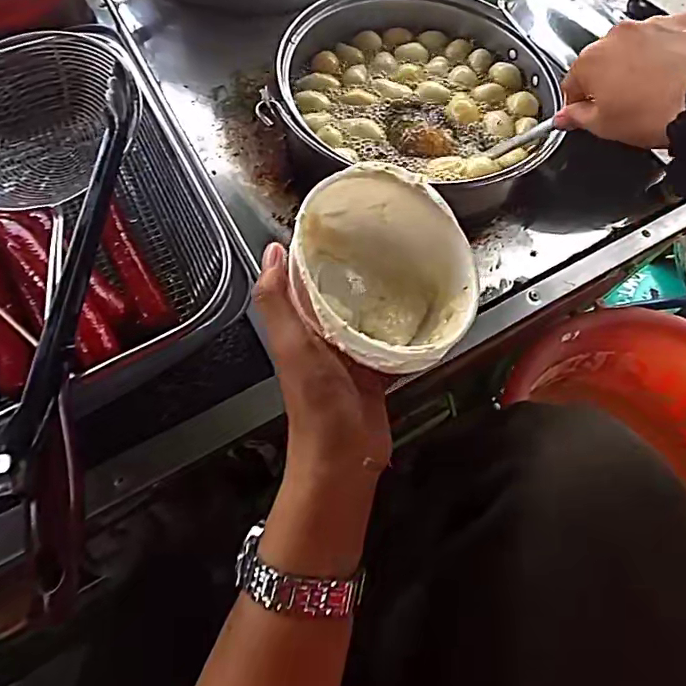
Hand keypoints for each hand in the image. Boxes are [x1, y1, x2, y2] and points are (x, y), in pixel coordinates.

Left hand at [251, 242, 390, 483]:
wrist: (344, 458)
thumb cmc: (317, 405)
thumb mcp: (292, 345)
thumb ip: (277, 302)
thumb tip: (272, 254)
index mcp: (296, 327)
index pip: (300, 281)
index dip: (311, 255)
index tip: (331, 226)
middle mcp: (319, 337)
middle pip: (333, 295)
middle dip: (349, 271)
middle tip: (375, 242)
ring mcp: (347, 355)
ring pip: (361, 316)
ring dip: (375, 298)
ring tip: (398, 268)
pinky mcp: (373, 372)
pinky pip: (385, 343)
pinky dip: (397, 329)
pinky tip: (413, 313)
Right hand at [555, 11, 685, 148]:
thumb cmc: (659, 113)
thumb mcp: (604, 127)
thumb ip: (577, 117)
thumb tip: (567, 115)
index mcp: (591, 60)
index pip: (573, 82)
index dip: (581, 101)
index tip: (591, 111)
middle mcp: (619, 35)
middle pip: (605, 58)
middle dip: (612, 78)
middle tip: (629, 102)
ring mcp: (655, 25)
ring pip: (639, 44)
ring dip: (642, 61)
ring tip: (659, 88)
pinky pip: (674, 34)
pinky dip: (674, 49)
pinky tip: (680, 71)